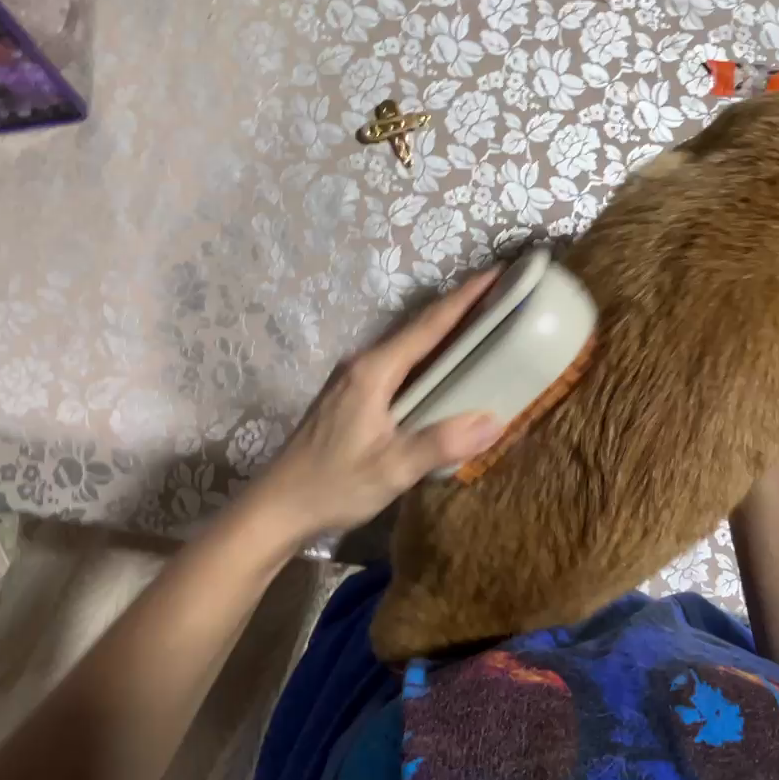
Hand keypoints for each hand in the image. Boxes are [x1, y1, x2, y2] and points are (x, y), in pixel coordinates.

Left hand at [254, 271, 504, 538]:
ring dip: (442, 331)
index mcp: (373, 371)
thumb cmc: (334, 484)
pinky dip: (426, 355)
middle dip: (459, 308)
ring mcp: (353, 378)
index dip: (465, 299)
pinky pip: (397, 363)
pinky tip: (442, 367)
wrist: (278, 506)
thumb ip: (440, 443)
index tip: (497, 274)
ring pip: (406, 345)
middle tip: (500, 296)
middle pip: (418, 328)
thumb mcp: (392, 469)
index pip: (428, 326)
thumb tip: (494, 421)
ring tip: (481, 324)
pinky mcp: (350, 395)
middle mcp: (362, 364)